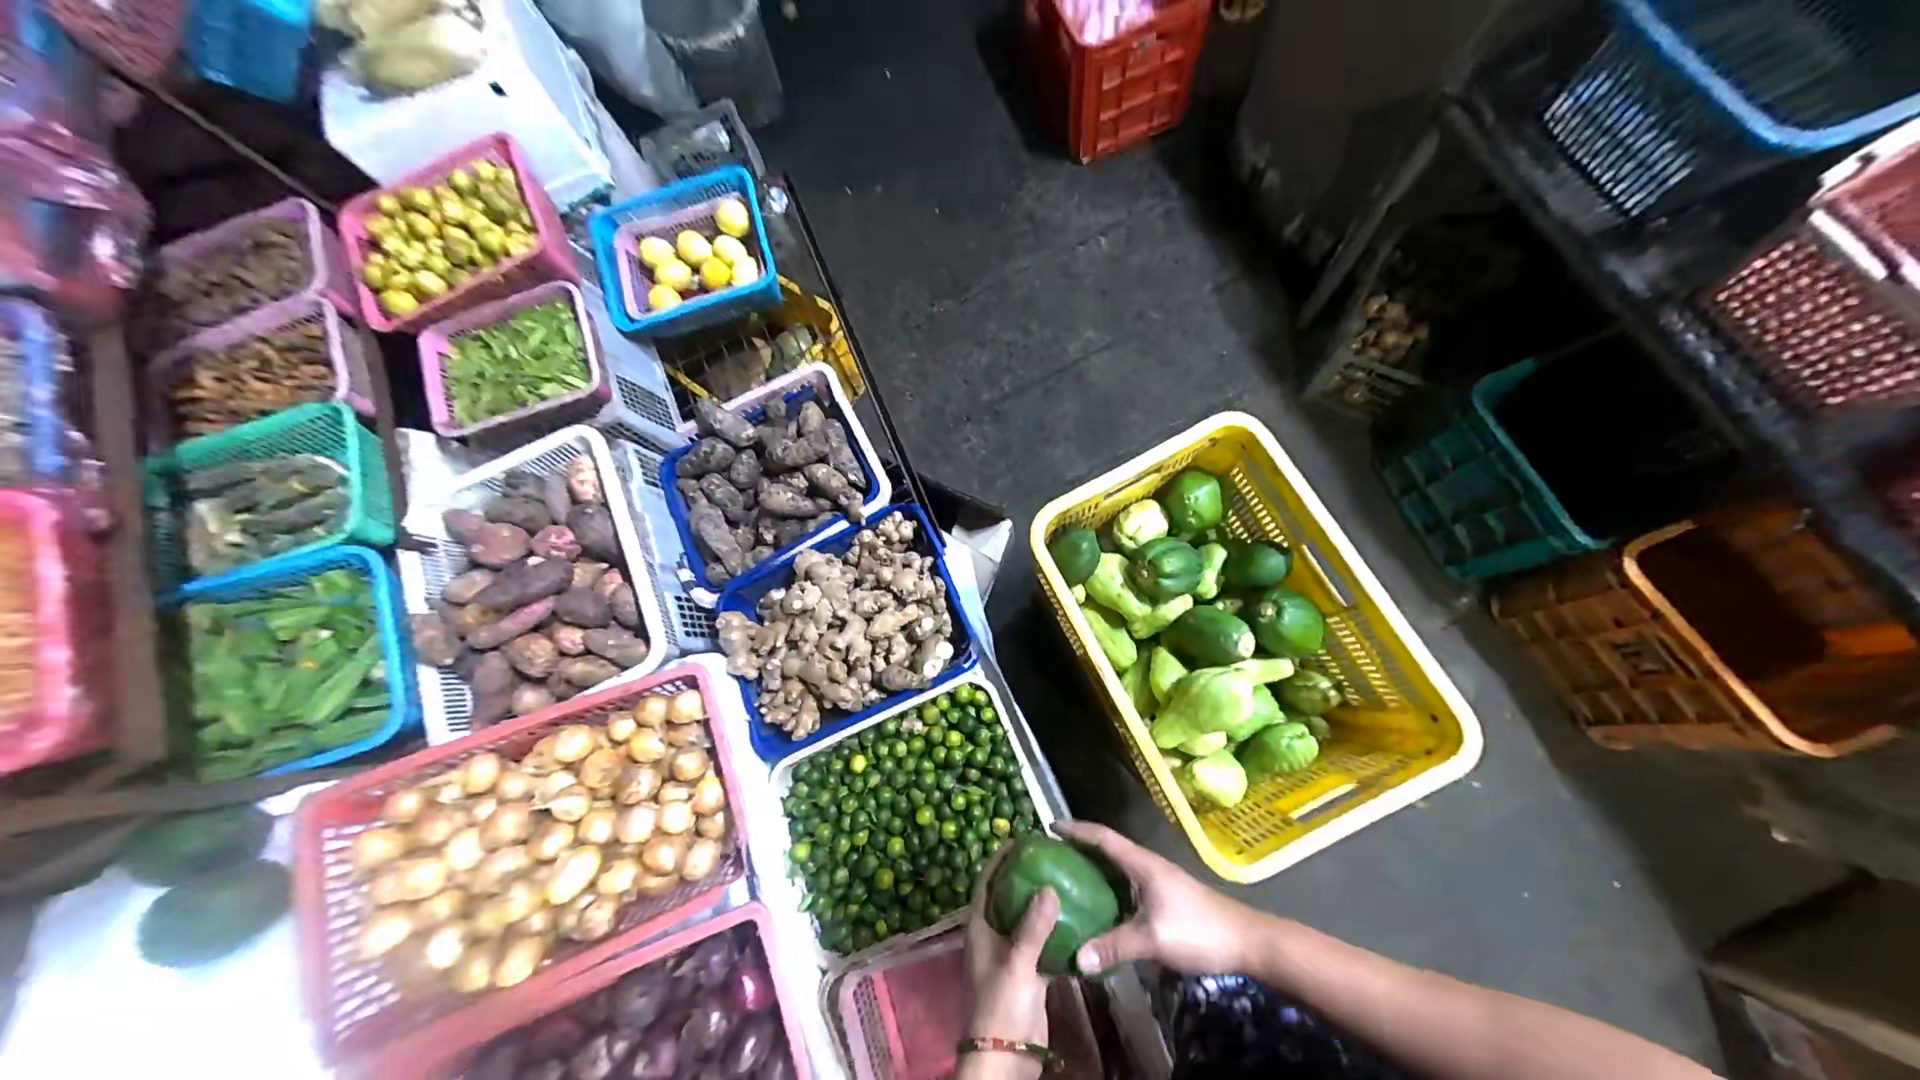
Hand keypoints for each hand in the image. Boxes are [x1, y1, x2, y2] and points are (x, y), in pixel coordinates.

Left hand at [959, 844, 1059, 1079]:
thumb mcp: (1016, 963)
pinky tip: (1080, 923)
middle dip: (1025, 877)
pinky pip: (1043, 945)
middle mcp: (993, 936)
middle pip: (1008, 897)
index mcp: (980, 927)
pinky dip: (1057, 934)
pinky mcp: (1029, 975)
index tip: (1020, 839)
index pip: (986, 882)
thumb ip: (1032, 926)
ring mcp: (1011, 956)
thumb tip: (1049, 887)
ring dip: (1043, 904)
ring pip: (1027, 920)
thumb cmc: (1001, 1005)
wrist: (1006, 1059)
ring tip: (1067, 881)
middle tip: (1051, 857)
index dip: (999, 859)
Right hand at [1056, 820, 1259, 975]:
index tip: (1050, 826)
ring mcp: (1157, 882)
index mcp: (1142, 864)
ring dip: (1094, 868)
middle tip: (1052, 855)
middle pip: (1108, 848)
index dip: (1076, 830)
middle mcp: (1147, 866)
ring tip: (1067, 878)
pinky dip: (1108, 888)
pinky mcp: (1164, 898)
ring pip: (1118, 868)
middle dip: (1080, 847)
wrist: (1248, 942)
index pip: (1103, 837)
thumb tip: (1077, 958)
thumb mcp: (1154, 940)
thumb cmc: (1199, 930)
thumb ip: (1115, 946)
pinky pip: (1127, 885)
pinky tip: (1099, 907)